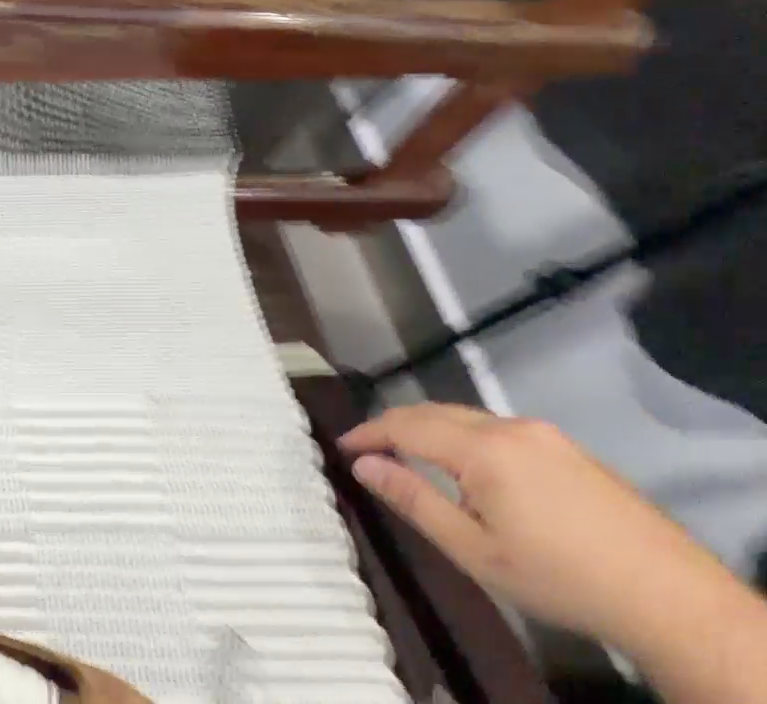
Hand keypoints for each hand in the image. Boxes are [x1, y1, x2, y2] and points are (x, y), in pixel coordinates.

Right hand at [340, 404, 746, 652]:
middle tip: (367, 450)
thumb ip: (412, 500)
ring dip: (430, 430)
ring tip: (408, 456)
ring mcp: (548, 438)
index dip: (367, 433)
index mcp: (483, 450)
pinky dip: (465, 438)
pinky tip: (466, 467)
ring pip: (468, 419)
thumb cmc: (559, 577)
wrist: (673, 601)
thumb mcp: (472, 549)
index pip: (405, 425)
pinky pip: (499, 431)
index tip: (340, 447)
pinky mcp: (572, 453)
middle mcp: (513, 430)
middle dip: (394, 426)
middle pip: (435, 413)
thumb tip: (363, 464)